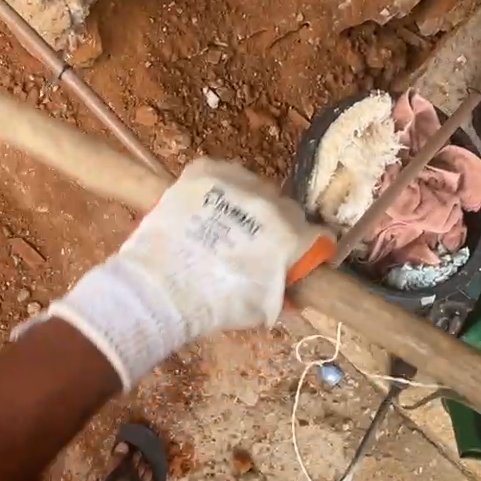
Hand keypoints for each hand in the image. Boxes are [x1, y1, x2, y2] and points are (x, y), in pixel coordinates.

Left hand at [40, 159, 323, 388]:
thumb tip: (294, 298)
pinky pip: (222, 171)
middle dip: (275, 225)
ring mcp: (236, 183)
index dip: (307, 246)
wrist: (162, 287)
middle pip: (284, 208)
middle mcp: (269, 204)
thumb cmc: (215, 305)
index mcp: (290, 237)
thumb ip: (283, 296)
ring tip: (225, 222)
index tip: (296, 254)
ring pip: (253, 185)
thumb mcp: (261, 309)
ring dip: (247, 201)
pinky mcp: (205, 171)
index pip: (318, 235)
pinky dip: (218, 185)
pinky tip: (206, 203)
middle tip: (254, 242)